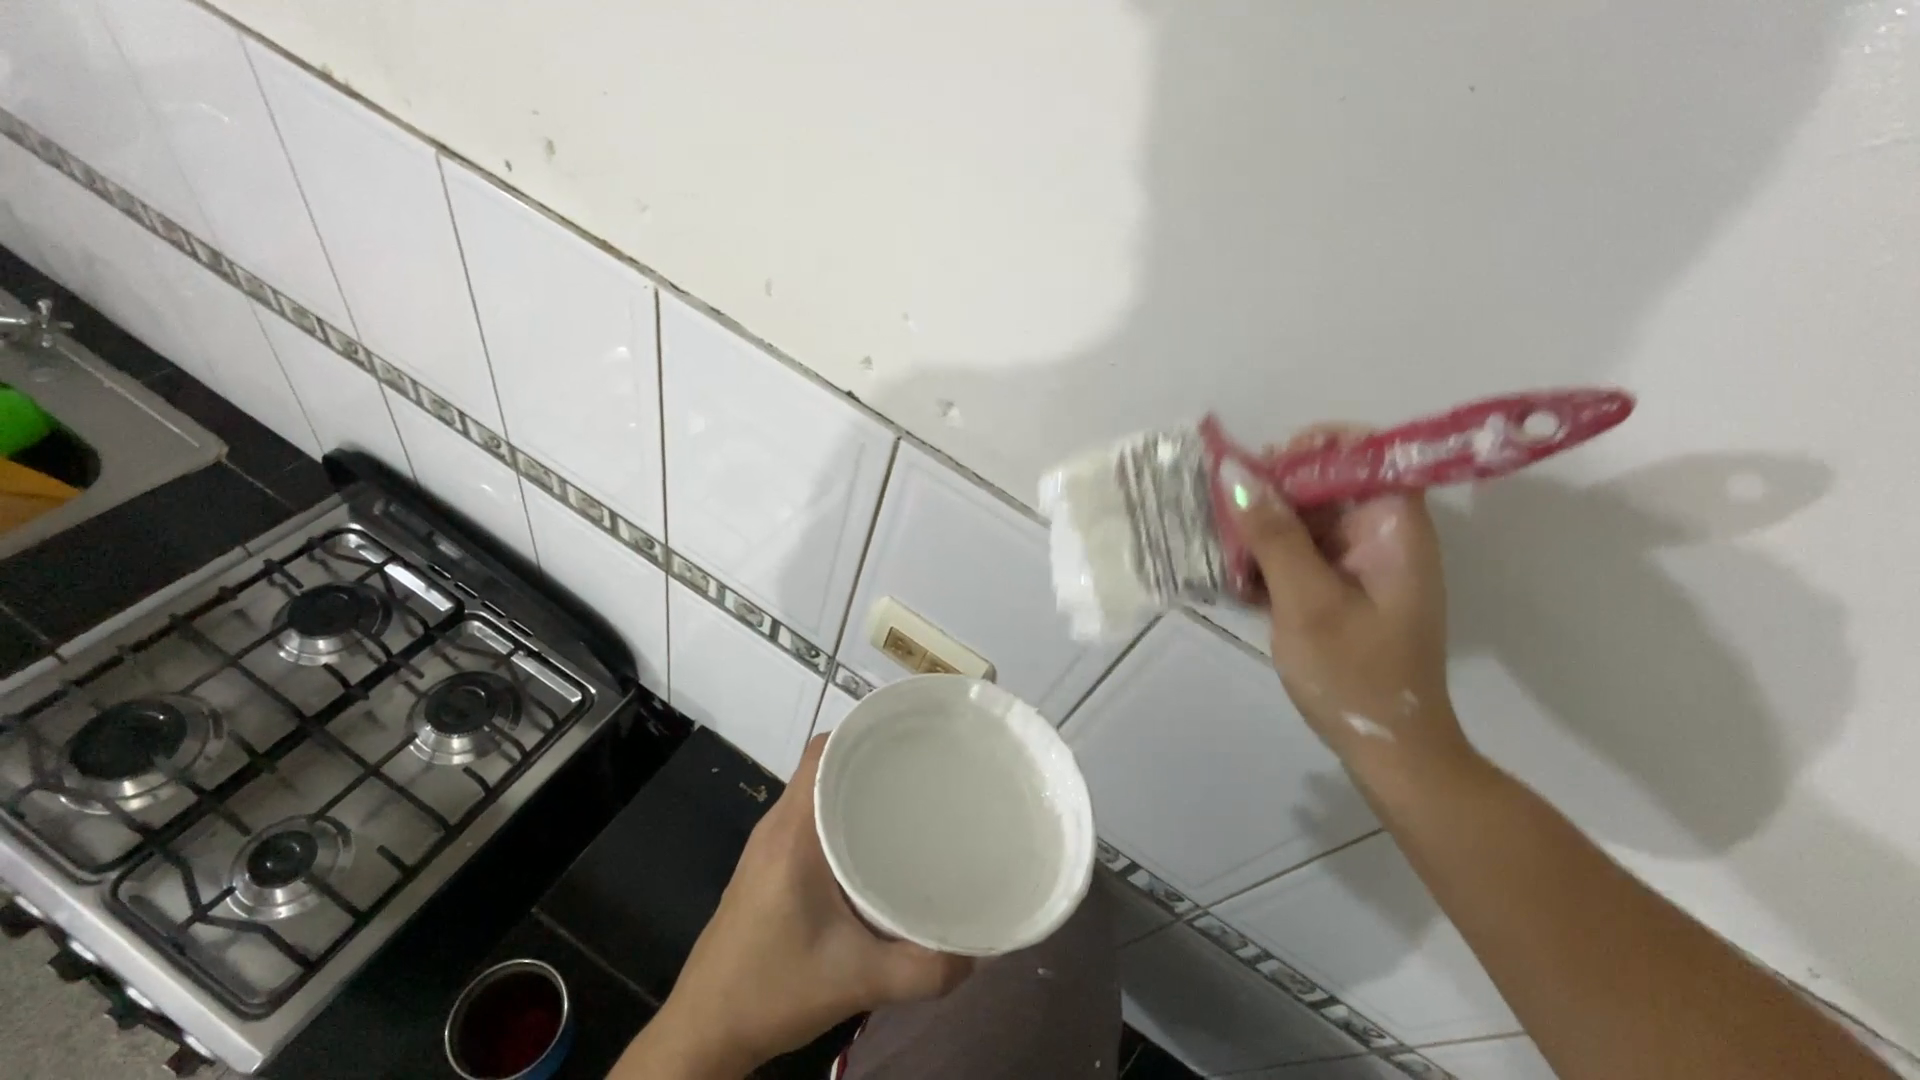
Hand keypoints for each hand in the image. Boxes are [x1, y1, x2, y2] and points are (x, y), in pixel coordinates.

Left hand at [613, 736, 972, 1078]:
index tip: (913, 737)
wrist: (705, 1031)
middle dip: (874, 759)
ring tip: (912, 802)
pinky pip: (810, 823)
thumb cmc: (773, 989)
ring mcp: (768, 849)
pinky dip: (842, 819)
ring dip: (858, 791)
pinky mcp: (767, 871)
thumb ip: (924, 969)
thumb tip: (978, 954)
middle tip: (928, 772)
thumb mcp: (858, 981)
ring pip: (816, 796)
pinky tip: (877, 848)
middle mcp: (777, 828)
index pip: (822, 751)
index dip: (864, 732)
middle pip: (824, 767)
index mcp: (793, 834)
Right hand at [1234, 426, 1472, 776]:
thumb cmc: (1354, 674)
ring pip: (1306, 520)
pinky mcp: (1342, 589)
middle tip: (1227, 520)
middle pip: (1326, 484)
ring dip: (1263, 533)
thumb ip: (1273, 534)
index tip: (1260, 472)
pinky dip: (1269, 562)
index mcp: (1394, 528)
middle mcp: (1383, 535)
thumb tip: (1235, 470)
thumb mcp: (1306, 602)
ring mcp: (1362, 564)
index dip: (1312, 449)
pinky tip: (1240, 584)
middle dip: (1272, 496)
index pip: (1363, 453)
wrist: (1388, 751)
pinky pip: (1301, 554)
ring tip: (1227, 558)